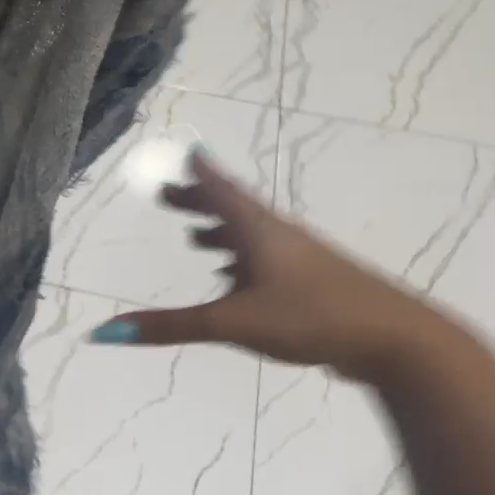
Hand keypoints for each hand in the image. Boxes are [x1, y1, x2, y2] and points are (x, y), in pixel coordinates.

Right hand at [88, 154, 448, 383]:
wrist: (394, 341)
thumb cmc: (311, 317)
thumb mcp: (230, 322)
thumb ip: (167, 327)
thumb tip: (100, 333)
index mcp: (262, 235)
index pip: (225, 195)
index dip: (204, 175)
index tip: (188, 153)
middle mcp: (281, 240)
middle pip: (235, 213)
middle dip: (201, 203)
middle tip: (169, 196)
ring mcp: (300, 263)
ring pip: (252, 239)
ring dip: (221, 233)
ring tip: (195, 238)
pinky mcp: (311, 287)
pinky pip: (265, 263)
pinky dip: (240, 261)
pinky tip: (232, 279)